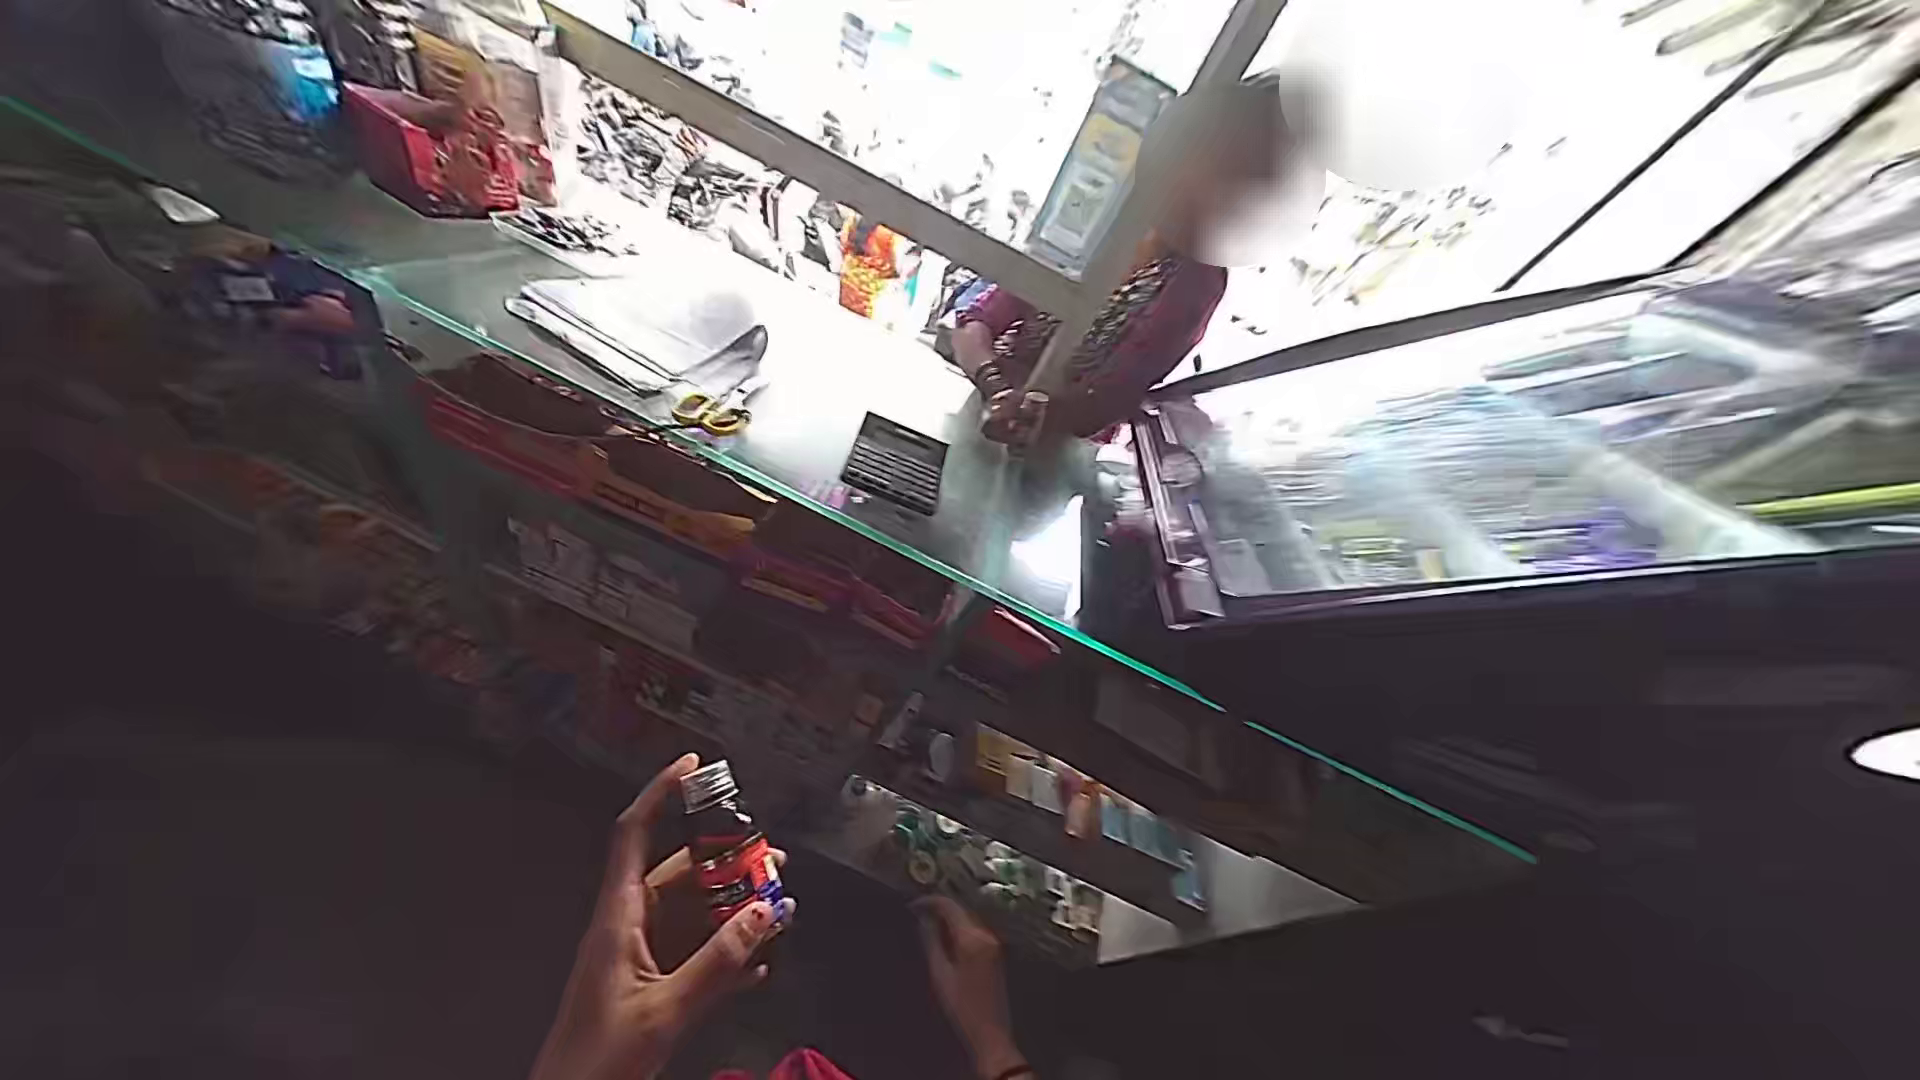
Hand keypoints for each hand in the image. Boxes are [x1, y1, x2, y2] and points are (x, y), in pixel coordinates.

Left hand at [530, 754, 795, 1079]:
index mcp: (617, 916)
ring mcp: (641, 954)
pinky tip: (758, 964)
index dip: (660, 793)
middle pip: (682, 872)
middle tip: (772, 861)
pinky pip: (697, 949)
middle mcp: (630, 924)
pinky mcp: (653, 983)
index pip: (633, 834)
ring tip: (776, 908)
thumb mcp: (663, 1012)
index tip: (692, 764)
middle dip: (728, 861)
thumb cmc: (595, 1066)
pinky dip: (728, 950)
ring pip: (695, 910)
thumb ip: (718, 963)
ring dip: (735, 907)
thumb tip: (767, 911)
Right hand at [913, 896, 1026, 1079]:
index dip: (929, 901)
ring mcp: (993, 941)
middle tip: (917, 912)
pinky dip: (959, 926)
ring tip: (927, 922)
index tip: (912, 905)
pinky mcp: (996, 950)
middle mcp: (986, 933)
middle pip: (960, 908)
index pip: (949, 906)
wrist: (991, 1035)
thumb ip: (931, 941)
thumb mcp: (940, 974)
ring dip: (949, 916)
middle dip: (939, 907)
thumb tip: (922, 918)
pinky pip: (975, 928)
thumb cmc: (962, 1009)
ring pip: (967, 917)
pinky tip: (946, 936)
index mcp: (972, 937)